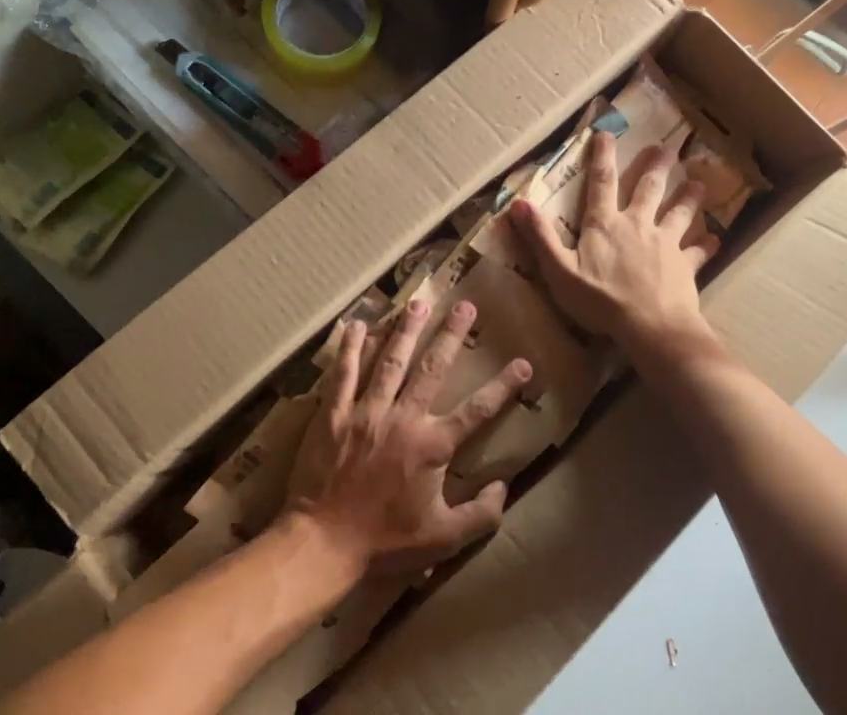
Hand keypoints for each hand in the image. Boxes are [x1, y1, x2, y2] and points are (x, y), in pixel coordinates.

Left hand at [284, 300, 532, 575]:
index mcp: (432, 446)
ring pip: (390, 361)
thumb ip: (481, 515)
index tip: (523, 362)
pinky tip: (357, 324)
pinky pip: (343, 374)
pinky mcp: (333, 415)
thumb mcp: (444, 539)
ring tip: (420, 303)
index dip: (504, 386)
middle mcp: (402, 419)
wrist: (323, 543)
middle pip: (432, 368)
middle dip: (451, 335)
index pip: (478, 409)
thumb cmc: (386, 543)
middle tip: (465, 306)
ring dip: (407, 330)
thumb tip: (504, 487)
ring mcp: (365, 413)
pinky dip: (350, 348)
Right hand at [509, 130, 716, 350]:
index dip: (602, 156)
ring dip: (687, 197)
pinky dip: (706, 246)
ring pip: (679, 213)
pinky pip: (698, 252)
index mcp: (605, 225)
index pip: (601, 182)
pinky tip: (715, 240)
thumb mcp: (559, 271)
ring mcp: (665, 244)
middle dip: (655, 166)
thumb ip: (541, 237)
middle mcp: (637, 225)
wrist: (651, 326)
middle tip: (665, 148)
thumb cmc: (601, 301)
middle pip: (648, 189)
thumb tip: (518, 204)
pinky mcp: (685, 265)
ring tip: (697, 183)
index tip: (607, 133)